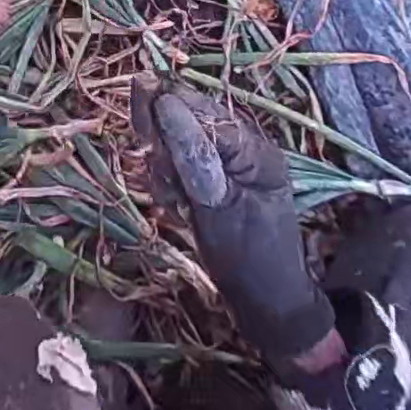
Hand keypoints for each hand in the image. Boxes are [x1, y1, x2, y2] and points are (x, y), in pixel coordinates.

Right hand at [130, 74, 341, 373]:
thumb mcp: (217, 207)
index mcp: (252, 147)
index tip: (142, 137)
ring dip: (163, 166)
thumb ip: (192, 153)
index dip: (163, 109)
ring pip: (175, 141)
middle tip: (164, 180)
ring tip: (174, 201)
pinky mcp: (213, 178)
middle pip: (186, 116)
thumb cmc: (248, 259)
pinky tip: (176, 205)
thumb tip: (166, 103)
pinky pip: (178, 163)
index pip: (199, 108)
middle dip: (162, 141)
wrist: (267, 306)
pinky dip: (168, 180)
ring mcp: (227, 162)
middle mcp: (241, 146)